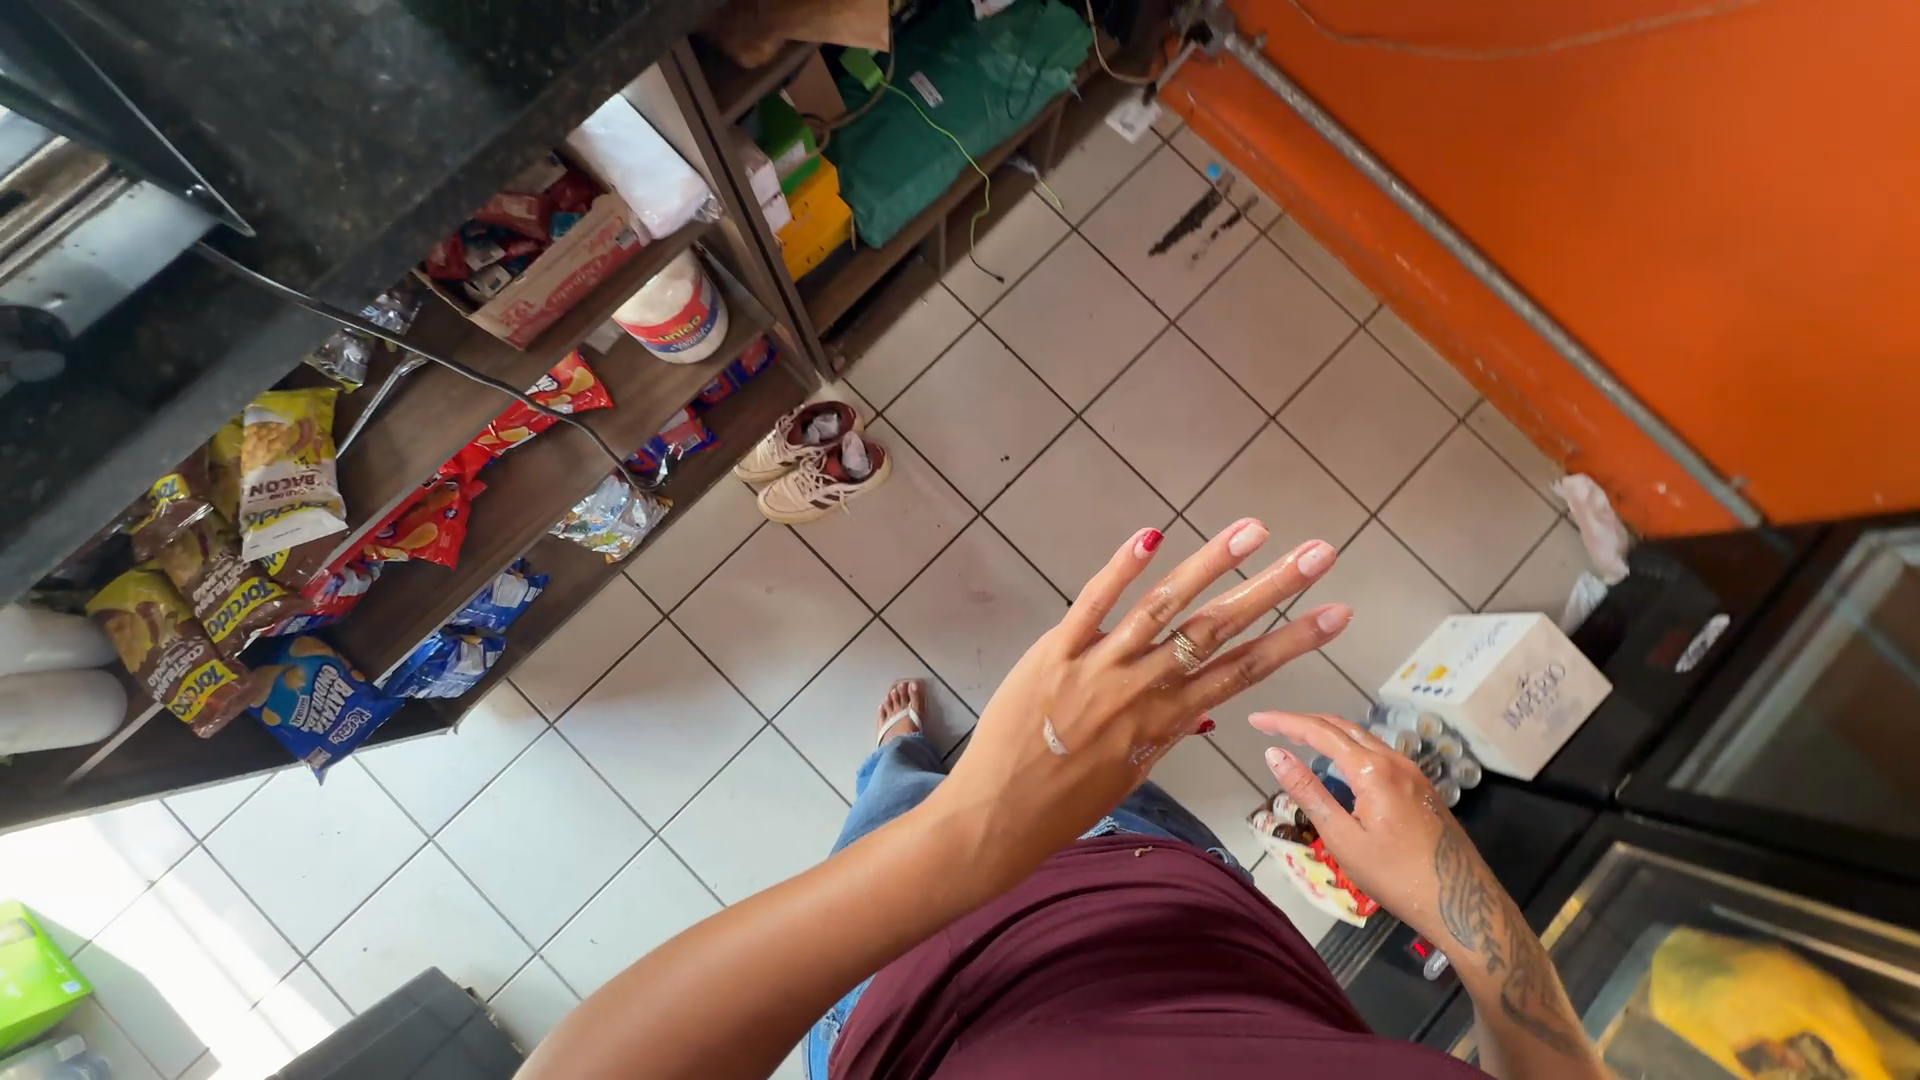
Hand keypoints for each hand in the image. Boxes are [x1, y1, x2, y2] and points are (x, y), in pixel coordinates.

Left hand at [925, 519, 1350, 889]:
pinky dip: (1120, 569)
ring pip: (1163, 608)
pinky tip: (1150, 535)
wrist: (1000, 816)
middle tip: (1319, 552)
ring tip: (1254, 529)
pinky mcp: (1054, 652)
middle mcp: (1143, 689)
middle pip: (1217, 631)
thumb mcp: (1132, 772)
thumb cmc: (1067, 802)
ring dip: (1211, 564)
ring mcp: (1099, 667)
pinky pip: (1092, 604)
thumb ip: (1165, 733)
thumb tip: (1202, 711)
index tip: (1338, 612)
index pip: (1243, 672)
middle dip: (1272, 589)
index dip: (1294, 640)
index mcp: (1168, 721)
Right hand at [1252, 712, 1605, 1070]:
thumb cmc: (1397, 877)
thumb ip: (1307, 791)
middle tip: (1270, 725)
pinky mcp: (1421, 789)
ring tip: (1297, 738)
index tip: (1255, 719)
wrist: (1466, 907)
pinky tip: (1338, 763)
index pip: (1319, 732)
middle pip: (1341, 727)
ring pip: (1362, 738)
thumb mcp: (1343, 838)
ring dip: (1326, 731)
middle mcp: (1395, 761)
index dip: (1284, 722)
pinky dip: (1348, 746)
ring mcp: (1413, 774)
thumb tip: (1274, 753)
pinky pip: (1377, 752)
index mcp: (1373, 770)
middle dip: (1303, 721)